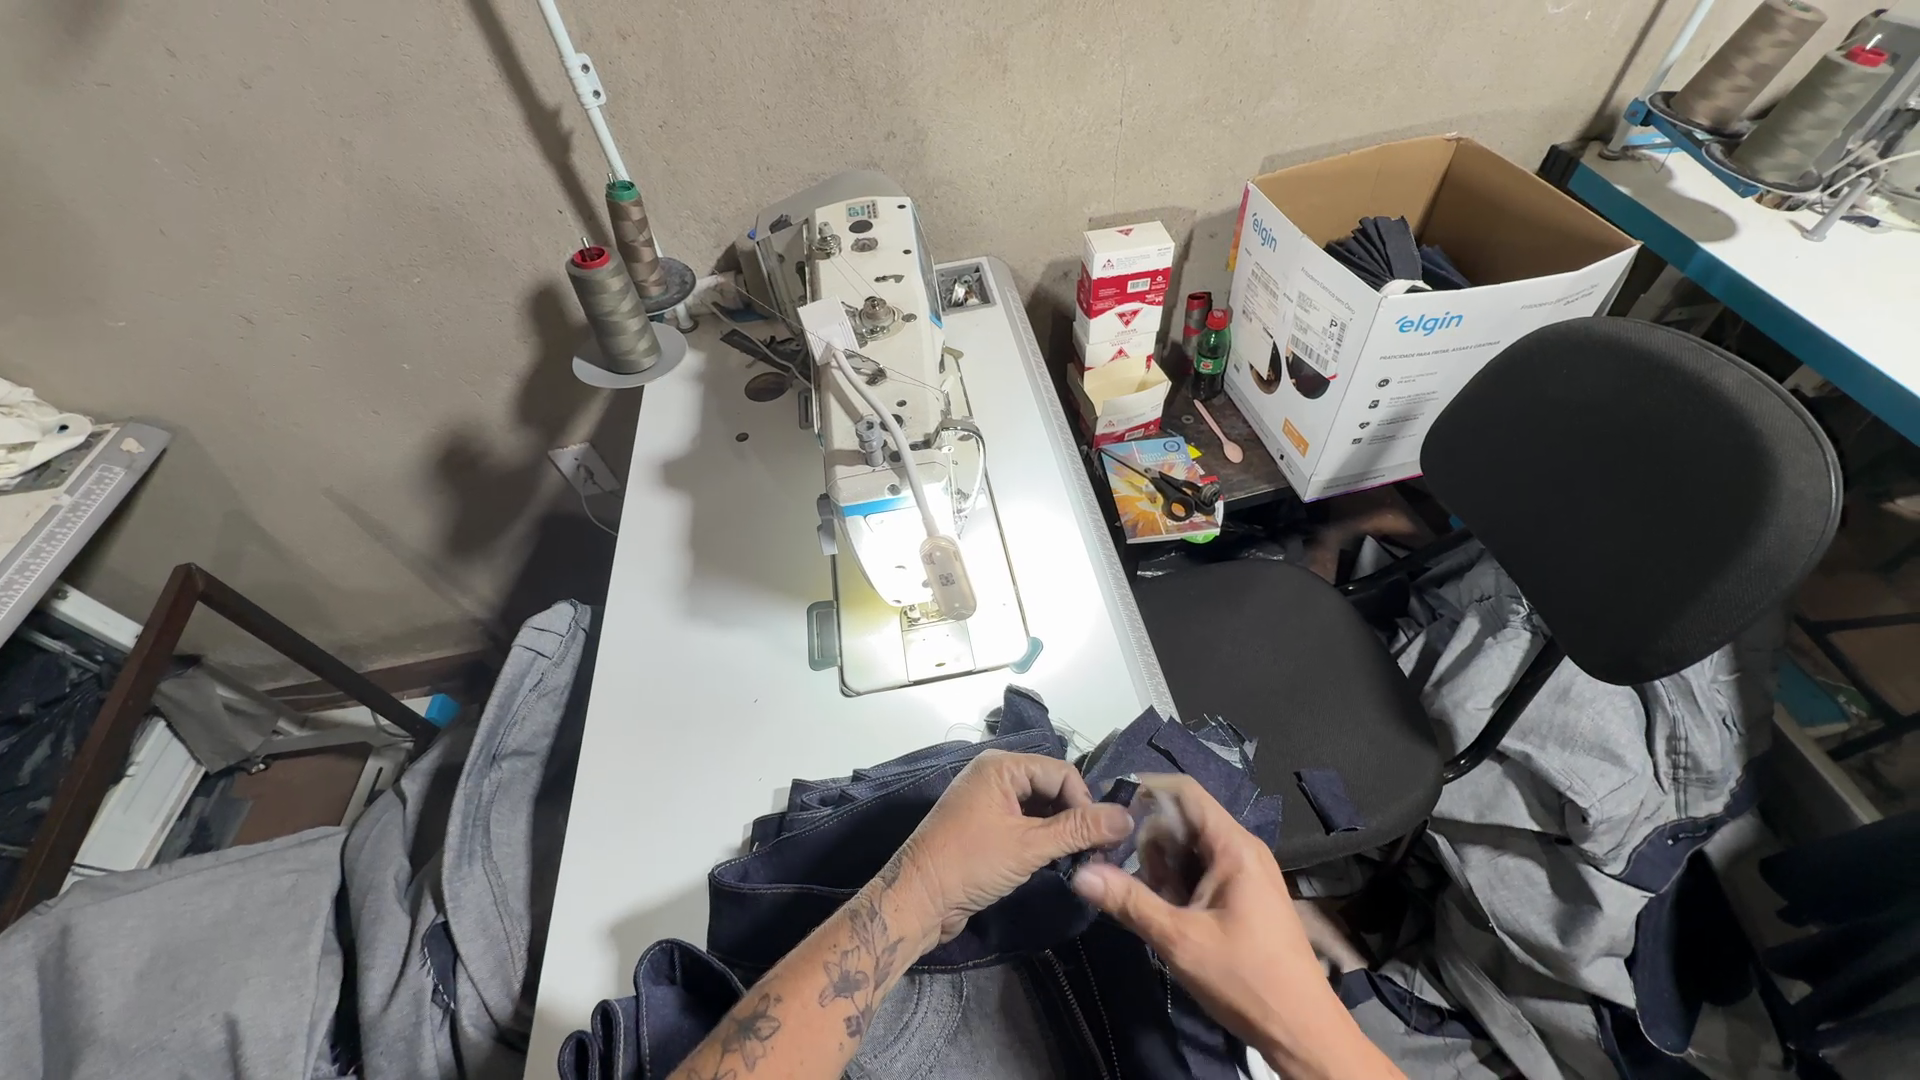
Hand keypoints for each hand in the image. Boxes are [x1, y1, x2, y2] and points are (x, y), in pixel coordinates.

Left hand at [890, 750, 1132, 947]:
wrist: (918, 899)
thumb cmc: (971, 864)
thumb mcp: (1029, 846)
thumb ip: (1078, 830)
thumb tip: (1126, 817)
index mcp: (1001, 766)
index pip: (1062, 772)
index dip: (1085, 804)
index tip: (1101, 841)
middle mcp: (994, 774)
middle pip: (1051, 787)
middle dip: (1074, 817)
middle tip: (1095, 853)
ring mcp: (987, 799)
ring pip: (1039, 806)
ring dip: (1060, 831)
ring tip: (1078, 860)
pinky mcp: (984, 824)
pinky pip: (1024, 821)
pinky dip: (1041, 838)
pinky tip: (1055, 861)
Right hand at [1070, 775, 1401, 1079]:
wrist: (1305, 1035)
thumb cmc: (1246, 980)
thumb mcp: (1180, 940)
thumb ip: (1129, 901)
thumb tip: (1080, 874)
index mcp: (1234, 846)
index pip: (1185, 791)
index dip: (1146, 789)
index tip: (1110, 809)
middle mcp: (1243, 849)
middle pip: (1183, 820)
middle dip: (1152, 844)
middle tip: (1138, 882)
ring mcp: (1247, 872)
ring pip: (1191, 848)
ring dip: (1166, 869)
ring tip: (1159, 907)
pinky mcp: (1246, 894)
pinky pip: (1204, 869)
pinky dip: (1182, 884)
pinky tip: (1175, 916)